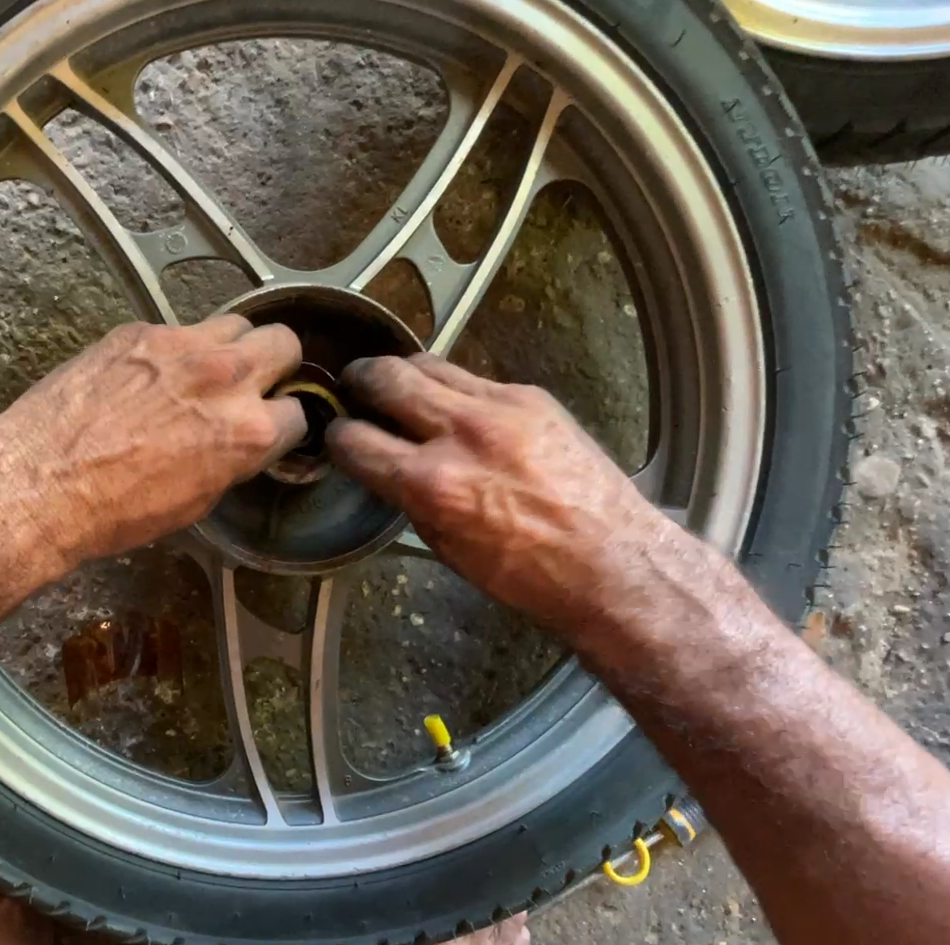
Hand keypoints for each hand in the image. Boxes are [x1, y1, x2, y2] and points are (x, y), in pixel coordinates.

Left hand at [0, 314, 305, 564]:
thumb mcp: (195, 502)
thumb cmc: (116, 512)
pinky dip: (177, 351)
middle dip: (277, 366)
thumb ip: (232, 459)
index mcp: (246, 431)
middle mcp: (224, 377)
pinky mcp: (138, 331)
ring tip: (202, 376)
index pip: (298, 413)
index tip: (267, 430)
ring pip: (235, 324)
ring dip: (230, 349)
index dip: (283, 426)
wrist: (39, 484)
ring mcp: (180, 346)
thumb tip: (239, 444)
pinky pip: (178, 329)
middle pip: (284, 343)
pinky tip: (149, 377)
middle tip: (252, 386)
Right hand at [327, 353, 683, 636]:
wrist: (614, 561)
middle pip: (387, 377)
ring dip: (403, 373)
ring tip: (396, 385)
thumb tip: (387, 467)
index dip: (336, 438)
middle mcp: (460, 432)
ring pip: (429, 363)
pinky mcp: (532, 396)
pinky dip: (452, 389)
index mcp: (430, 483)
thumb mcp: (444, 544)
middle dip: (359, 379)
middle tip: (352, 385)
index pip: (355, 440)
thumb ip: (409, 496)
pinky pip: (474, 379)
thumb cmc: (523, 575)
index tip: (335, 437)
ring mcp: (500, 405)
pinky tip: (455, 408)